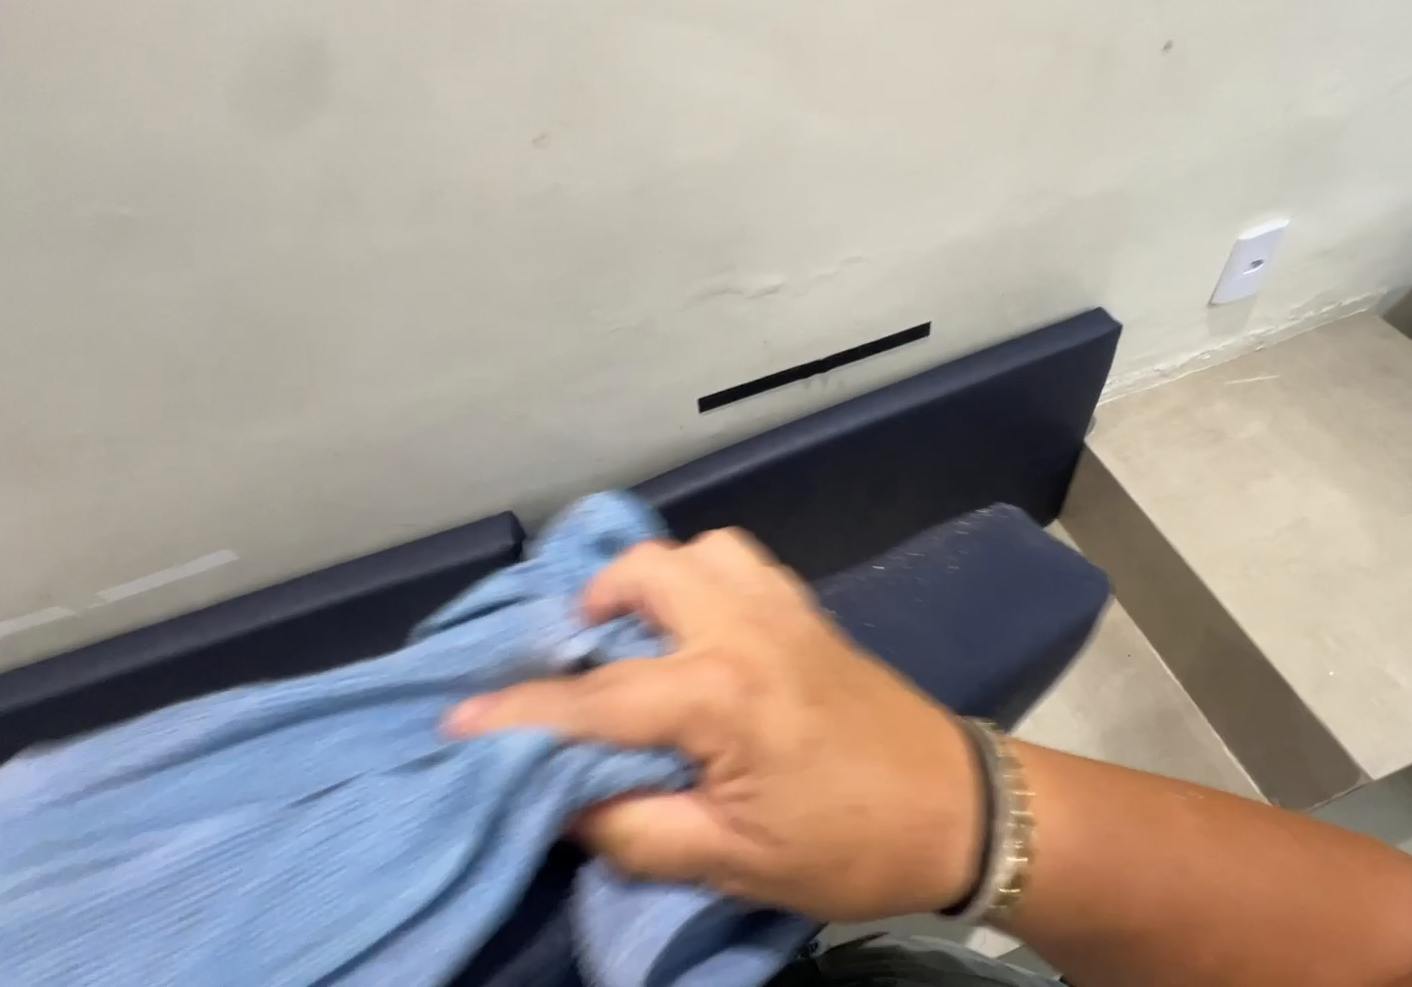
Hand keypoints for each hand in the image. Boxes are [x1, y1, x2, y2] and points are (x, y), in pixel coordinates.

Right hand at [443, 529, 981, 920]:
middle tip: (574, 661)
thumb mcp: (732, 860)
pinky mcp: (805, 606)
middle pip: (643, 577)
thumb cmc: (846, 843)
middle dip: (590, 608)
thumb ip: (634, 828)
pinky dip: (701, 574)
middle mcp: (742, 627)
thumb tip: (563, 799)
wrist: (953, 805)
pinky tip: (698, 621)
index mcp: (718, 694)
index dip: (520, 715)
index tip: (459, 720)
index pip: (595, 701)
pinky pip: (739, 561)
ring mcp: (779, 606)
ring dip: (651, 581)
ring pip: (695, 551)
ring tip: (635, 631)